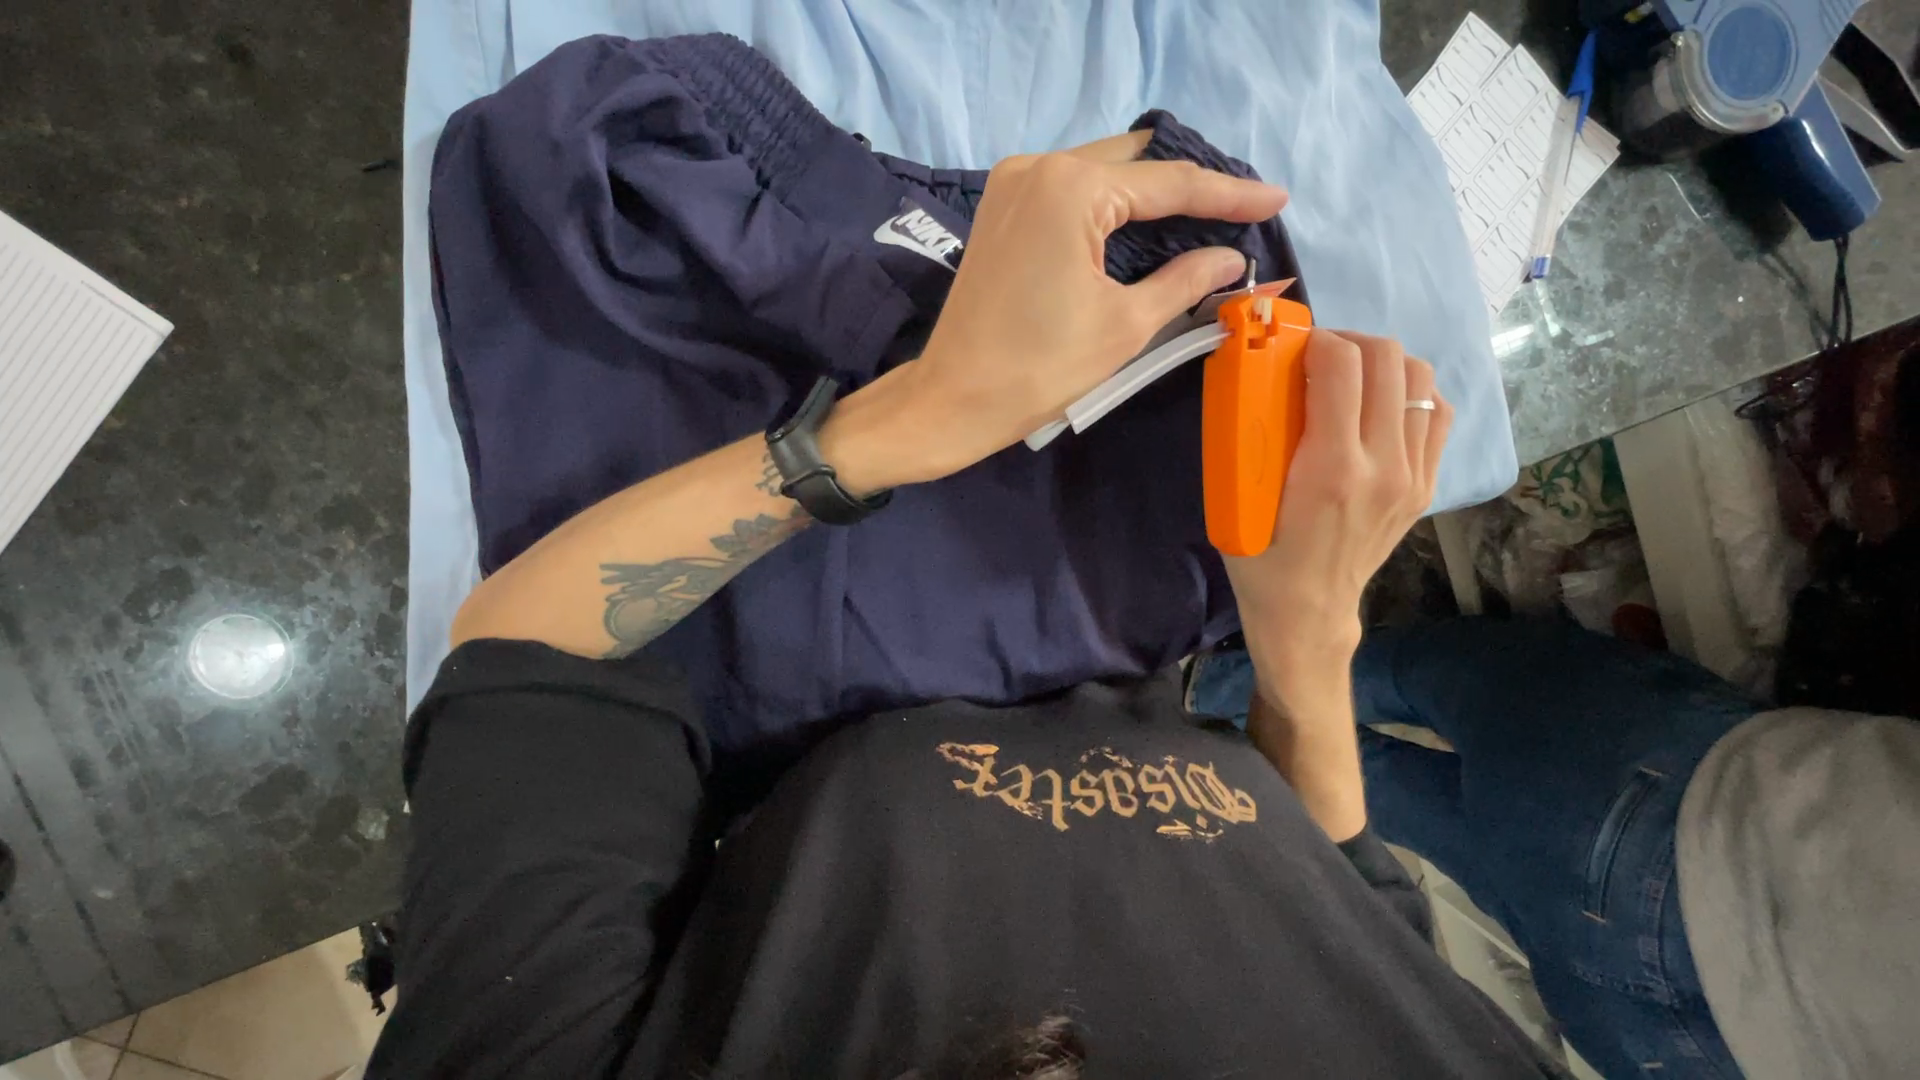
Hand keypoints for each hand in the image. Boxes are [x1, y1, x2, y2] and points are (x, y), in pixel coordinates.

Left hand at [822, 130, 1287, 491]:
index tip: (1277, 201)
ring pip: (1101, 172)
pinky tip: (1143, 227)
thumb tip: (1230, 258)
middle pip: (1133, 163)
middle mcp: (1038, 166)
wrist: (954, 399)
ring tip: (1202, 219)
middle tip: (1238, 212)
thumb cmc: (1038, 369)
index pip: (1167, 183)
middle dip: (1188, 187)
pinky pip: (1069, 192)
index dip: (1228, 195)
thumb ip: (1185, 280)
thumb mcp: (1125, 325)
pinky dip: (1109, 207)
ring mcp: (1012, 184)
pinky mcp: (1000, 209)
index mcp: (1070, 188)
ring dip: (1149, 194)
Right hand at [1223, 330, 1452, 690]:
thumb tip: (1263, 376)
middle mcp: (1383, 466)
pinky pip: (1436, 412)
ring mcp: (1413, 476)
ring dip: (1384, 362)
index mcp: (1330, 469)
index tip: (1294, 345)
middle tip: (1320, 354)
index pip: (1342, 367)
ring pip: (1421, 378)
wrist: (1307, 610)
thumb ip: (1255, 436)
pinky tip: (1380, 404)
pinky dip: (1411, 393)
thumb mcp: (1241, 498)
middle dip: (1351, 340)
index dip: (1317, 339)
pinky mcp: (1426, 485)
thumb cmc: (1260, 556)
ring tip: (1351, 374)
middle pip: (1389, 360)